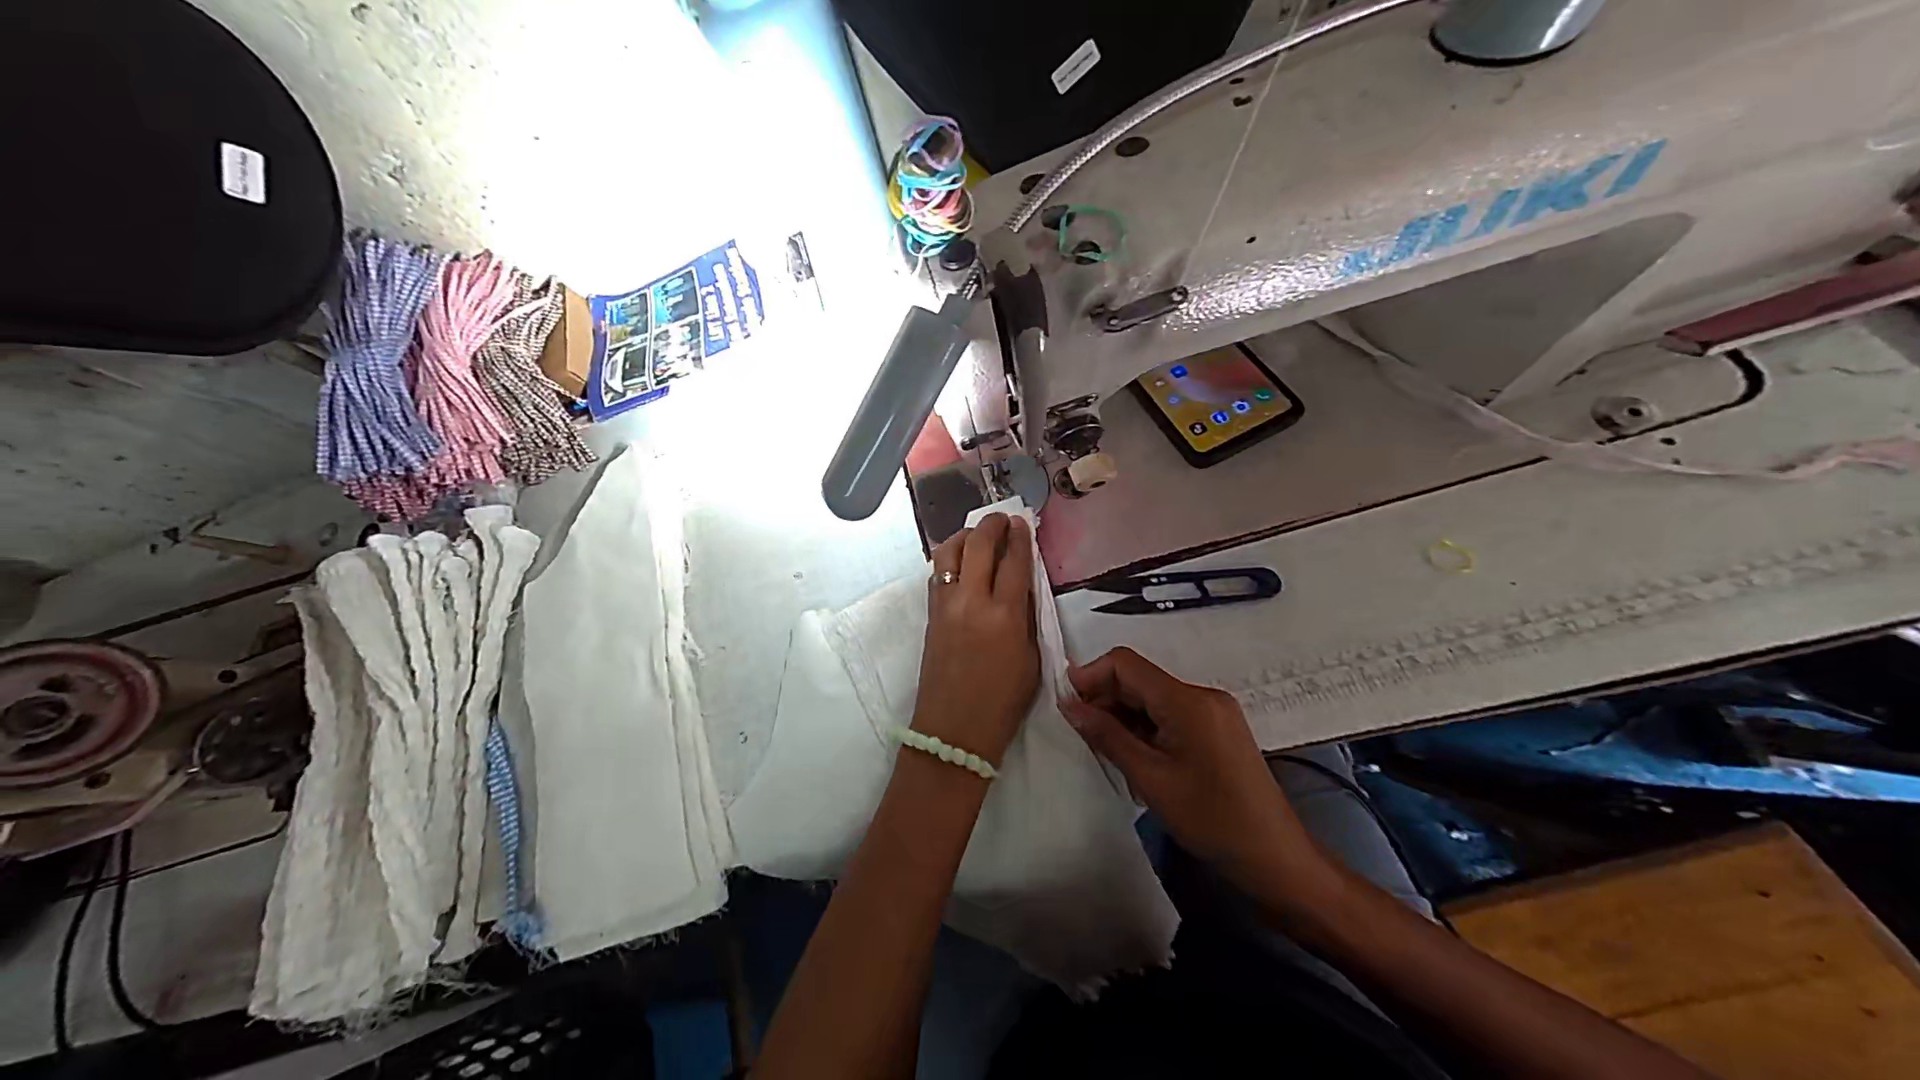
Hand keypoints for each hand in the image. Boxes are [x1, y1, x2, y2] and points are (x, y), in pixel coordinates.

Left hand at [911, 513, 1039, 767]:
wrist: (954, 729)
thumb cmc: (1003, 702)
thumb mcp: (1031, 660)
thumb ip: (1027, 617)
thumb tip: (1023, 586)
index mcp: (1005, 615)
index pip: (1014, 560)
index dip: (1020, 537)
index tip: (1023, 523)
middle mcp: (972, 601)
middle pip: (978, 545)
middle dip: (992, 525)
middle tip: (1002, 520)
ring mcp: (946, 605)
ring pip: (949, 552)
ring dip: (965, 536)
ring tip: (978, 535)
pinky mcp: (930, 614)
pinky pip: (938, 573)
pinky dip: (950, 559)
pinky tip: (961, 562)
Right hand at [1063, 648, 1322, 885]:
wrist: (1273, 854)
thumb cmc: (1209, 818)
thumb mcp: (1149, 777)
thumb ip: (1107, 735)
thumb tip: (1069, 705)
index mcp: (1187, 700)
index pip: (1125, 664)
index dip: (1090, 676)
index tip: (1067, 705)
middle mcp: (1202, 695)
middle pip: (1139, 679)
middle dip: (1105, 700)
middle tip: (1084, 736)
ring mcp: (1213, 710)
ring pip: (1153, 698)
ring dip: (1124, 717)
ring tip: (1108, 753)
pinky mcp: (1218, 727)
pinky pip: (1170, 713)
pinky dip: (1146, 727)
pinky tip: (1136, 757)